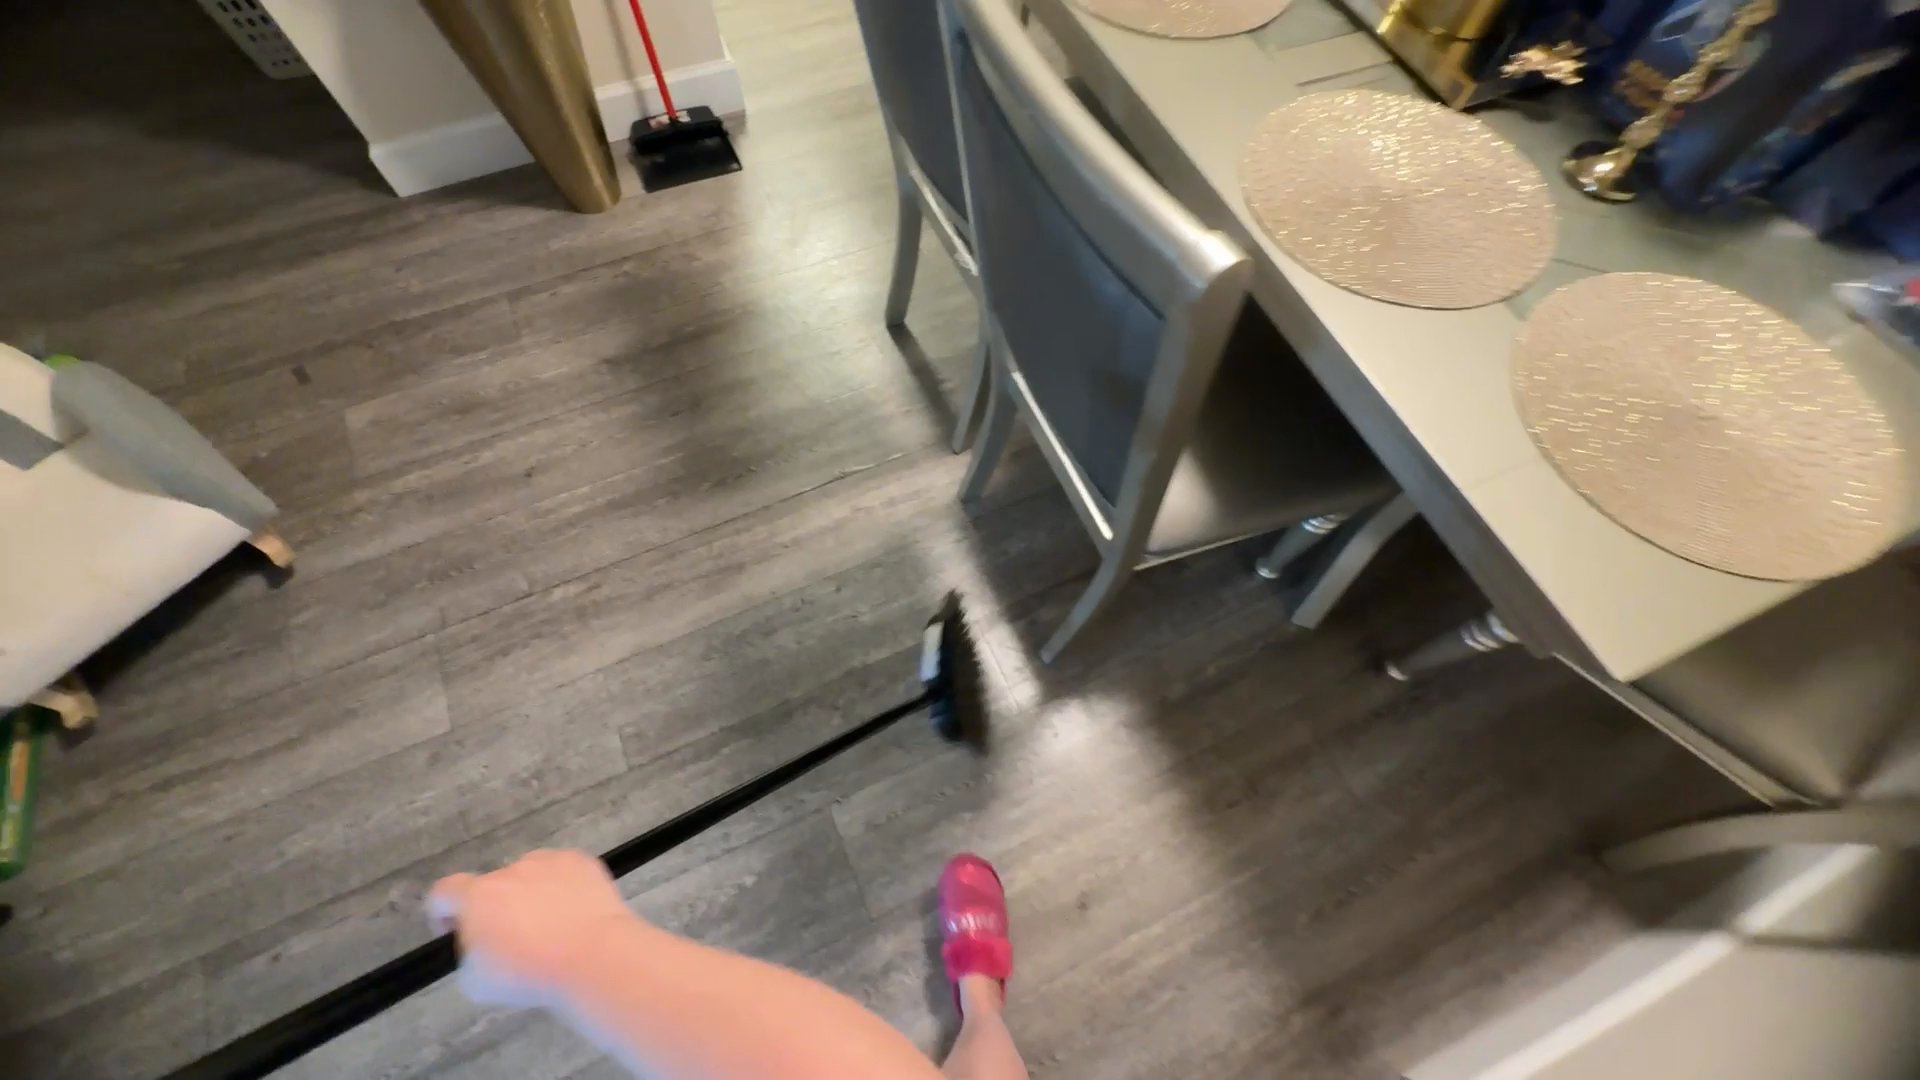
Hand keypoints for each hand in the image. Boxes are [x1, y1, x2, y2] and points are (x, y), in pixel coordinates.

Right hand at [427, 849, 640, 1008]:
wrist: (593, 954)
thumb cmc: (528, 972)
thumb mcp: (474, 979)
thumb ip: (469, 950)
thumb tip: (483, 937)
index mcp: (479, 895)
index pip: (444, 891)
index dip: (443, 911)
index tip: (456, 930)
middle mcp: (514, 869)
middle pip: (492, 885)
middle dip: (495, 907)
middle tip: (514, 937)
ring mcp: (552, 861)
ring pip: (530, 875)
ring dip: (530, 893)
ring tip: (551, 924)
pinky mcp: (583, 861)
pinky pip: (562, 872)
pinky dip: (562, 886)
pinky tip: (574, 911)